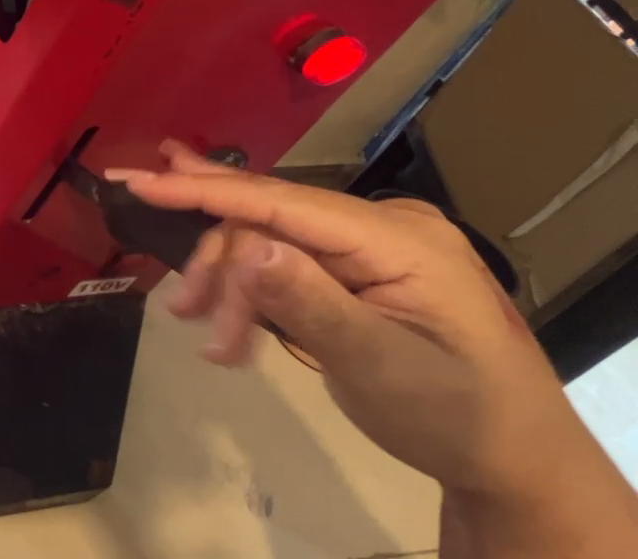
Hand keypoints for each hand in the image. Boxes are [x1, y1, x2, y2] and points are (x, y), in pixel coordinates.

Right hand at [107, 141, 585, 501]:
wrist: (512, 463)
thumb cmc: (453, 416)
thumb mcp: (379, 365)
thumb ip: (312, 302)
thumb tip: (247, 249)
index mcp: (398, 238)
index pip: (281, 201)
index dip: (202, 190)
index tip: (135, 183)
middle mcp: (382, 225)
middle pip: (264, 220)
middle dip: (216, 263)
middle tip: (176, 296)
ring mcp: (368, 244)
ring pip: (264, 242)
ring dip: (230, 288)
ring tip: (212, 341)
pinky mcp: (356, 265)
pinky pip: (281, 259)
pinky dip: (248, 291)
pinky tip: (226, 321)